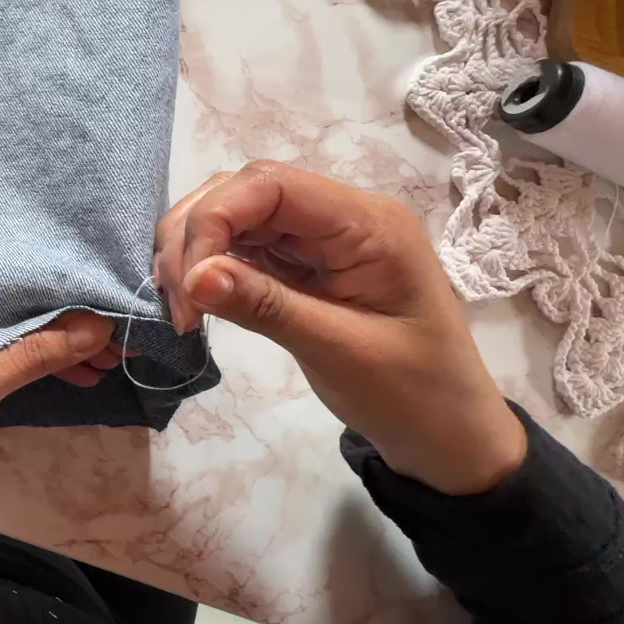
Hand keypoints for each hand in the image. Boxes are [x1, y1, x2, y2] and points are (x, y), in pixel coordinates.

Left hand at [0, 311, 116, 551]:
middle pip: (26, 308)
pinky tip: (70, 374)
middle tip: (123, 347)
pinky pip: (4, 351)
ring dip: (61, 346)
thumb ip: (28, 356)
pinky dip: (35, 362)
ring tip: (105, 365)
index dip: (76, 300)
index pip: (25, 288)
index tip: (120, 315)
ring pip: (19, 331)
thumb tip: (94, 325)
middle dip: (76, 325)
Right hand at [154, 161, 525, 494]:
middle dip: (194, 235)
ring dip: (193, 250)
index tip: (188, 284)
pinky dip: (206, 266)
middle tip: (177, 300)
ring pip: (232, 214)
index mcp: (367, 224)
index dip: (214, 220)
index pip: (269, 186)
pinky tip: (195, 298)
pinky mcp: (298, 263)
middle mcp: (338, 217)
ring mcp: (316, 239)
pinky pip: (239, 245)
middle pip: (242, 191)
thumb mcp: (341, 352)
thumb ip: (266, 306)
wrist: (447, 438)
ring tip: (181, 304)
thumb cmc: (413, 396)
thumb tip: (194, 277)